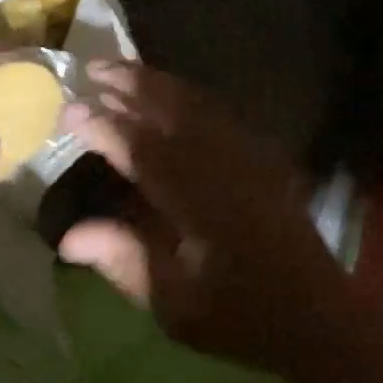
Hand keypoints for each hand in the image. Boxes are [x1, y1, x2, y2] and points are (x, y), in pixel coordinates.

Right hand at [59, 62, 382, 382]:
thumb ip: (124, 261)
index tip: (67, 110)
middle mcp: (221, 162)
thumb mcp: (174, 303)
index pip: (139, 148)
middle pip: (169, 108)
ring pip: (194, 100)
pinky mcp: (261, 152)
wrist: (316, 314)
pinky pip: (218, 108)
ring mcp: (246, 152)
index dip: (101, 125)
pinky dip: (186, 92)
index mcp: (196, 199)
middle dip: (128, 84)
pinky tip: (170, 92)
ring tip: (121, 69)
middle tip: (92, 68)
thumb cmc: (238, 312)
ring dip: (155, 81)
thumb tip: (67, 235)